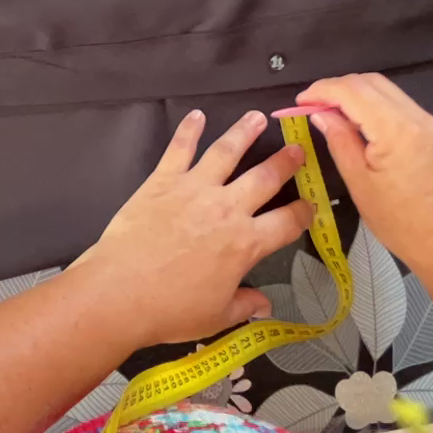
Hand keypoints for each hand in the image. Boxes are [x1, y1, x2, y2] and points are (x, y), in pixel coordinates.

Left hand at [72, 109, 315, 349]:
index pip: (286, 223)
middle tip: (296, 148)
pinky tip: (197, 115)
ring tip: (256, 117)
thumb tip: (265, 305)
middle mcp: (226, 208)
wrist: (121, 291)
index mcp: (245, 243)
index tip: (311, 204)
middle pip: (264, 178)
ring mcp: (194, 188)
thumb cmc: (171, 310)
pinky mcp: (164, 179)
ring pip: (226, 151)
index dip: (303, 212)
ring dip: (244, 132)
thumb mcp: (216, 317)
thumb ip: (244, 305)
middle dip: (285, 162)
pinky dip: (189, 129)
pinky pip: (180, 148)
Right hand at [297, 73, 432, 279]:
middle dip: (337, 88)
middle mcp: (417, 117)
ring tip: (333, 115)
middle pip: (370, 82)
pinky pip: (400, 105)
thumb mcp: (360, 184)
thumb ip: (339, 141)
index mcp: (396, 130)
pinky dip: (375, 105)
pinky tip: (361, 125)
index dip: (321, 90)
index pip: (352, 90)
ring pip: (386, 90)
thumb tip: (320, 113)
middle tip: (314, 107)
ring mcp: (431, 123)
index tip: (300, 101)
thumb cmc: (402, 225)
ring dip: (356, 94)